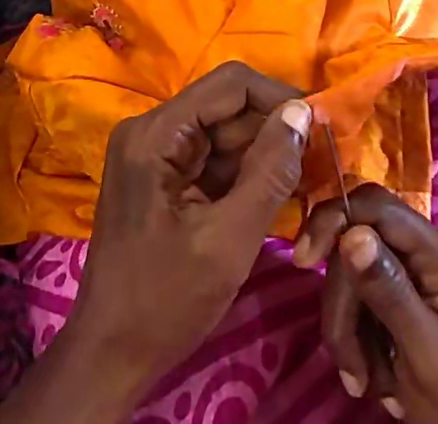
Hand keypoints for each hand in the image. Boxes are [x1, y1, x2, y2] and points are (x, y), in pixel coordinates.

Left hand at [62, 62, 311, 408]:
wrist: (111, 352)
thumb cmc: (165, 299)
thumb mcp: (228, 239)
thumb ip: (269, 172)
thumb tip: (302, 114)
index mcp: (156, 133)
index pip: (229, 85)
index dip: (279, 98)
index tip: (323, 128)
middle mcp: (152, 130)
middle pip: (228, 109)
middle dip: (277, 130)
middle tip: (326, 161)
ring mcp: (156, 154)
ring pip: (225, 135)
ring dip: (267, 154)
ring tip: (312, 179)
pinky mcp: (164, 178)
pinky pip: (214, 161)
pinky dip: (248, 175)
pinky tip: (282, 194)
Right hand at [295, 184, 437, 423]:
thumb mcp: (429, 357)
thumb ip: (392, 295)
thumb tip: (354, 234)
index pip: (379, 207)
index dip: (336, 220)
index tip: (304, 260)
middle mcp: (425, 249)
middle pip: (354, 239)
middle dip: (341, 297)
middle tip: (344, 354)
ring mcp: (407, 266)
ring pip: (345, 267)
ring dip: (343, 324)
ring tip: (360, 377)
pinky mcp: (390, 286)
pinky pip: (348, 290)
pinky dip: (347, 330)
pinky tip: (365, 369)